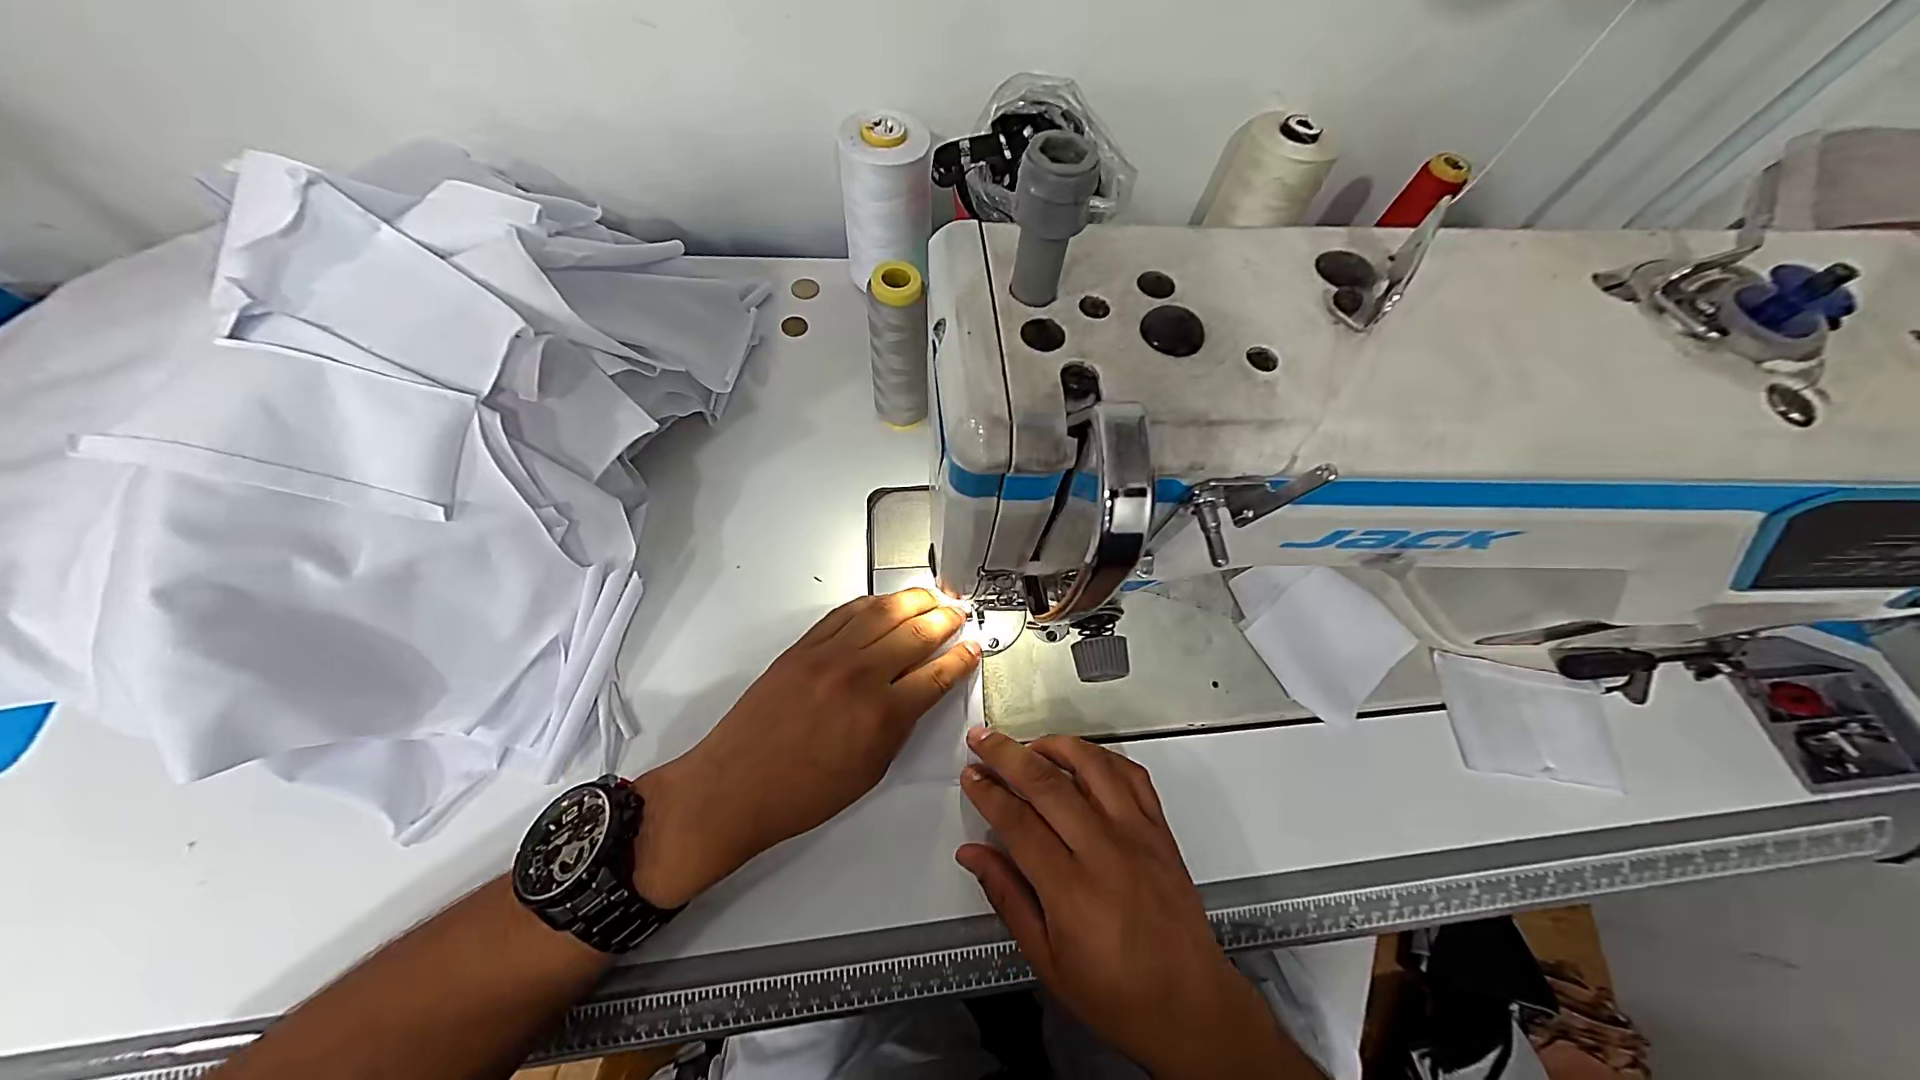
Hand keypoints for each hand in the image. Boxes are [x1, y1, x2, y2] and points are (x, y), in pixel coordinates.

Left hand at [629, 589, 979, 907]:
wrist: (732, 788)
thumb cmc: (798, 793)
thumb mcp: (869, 770)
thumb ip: (899, 727)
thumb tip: (919, 695)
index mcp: (882, 716)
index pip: (936, 675)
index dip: (961, 658)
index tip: (972, 647)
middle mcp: (858, 678)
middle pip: (916, 633)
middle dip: (945, 619)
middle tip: (959, 613)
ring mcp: (827, 657)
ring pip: (882, 612)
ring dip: (914, 599)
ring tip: (933, 595)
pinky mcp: (801, 648)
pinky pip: (844, 614)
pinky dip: (870, 602)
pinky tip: (884, 601)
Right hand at [956, 730, 1314, 1078]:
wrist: (1191, 1007)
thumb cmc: (1118, 995)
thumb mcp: (1046, 958)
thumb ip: (1007, 896)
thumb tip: (973, 854)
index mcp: (1071, 890)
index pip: (1018, 821)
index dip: (988, 792)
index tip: (972, 776)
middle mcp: (1105, 852)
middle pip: (1048, 783)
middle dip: (1008, 754)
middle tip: (984, 741)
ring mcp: (1138, 835)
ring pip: (1092, 766)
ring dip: (1055, 745)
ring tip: (1030, 744)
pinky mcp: (1161, 831)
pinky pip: (1133, 776)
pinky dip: (1104, 757)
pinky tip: (1084, 757)